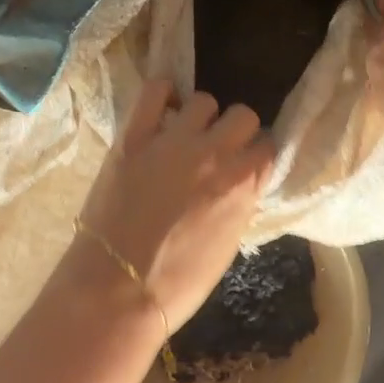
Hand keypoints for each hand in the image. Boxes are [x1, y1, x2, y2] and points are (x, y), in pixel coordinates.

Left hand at [74, 81, 274, 328]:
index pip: (267, 146)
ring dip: (200, 117)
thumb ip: (238, 202)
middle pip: (242, 115)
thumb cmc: (176, 284)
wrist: (116, 291)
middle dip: (235, 130)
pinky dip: (162, 95)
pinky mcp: (133, 135)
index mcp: (242, 184)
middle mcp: (214, 153)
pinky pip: (154, 91)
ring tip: (186, 135)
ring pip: (204, 100)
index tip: (247, 163)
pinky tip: (161, 109)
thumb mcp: (227, 244)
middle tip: (218, 148)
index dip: (257, 154)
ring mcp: (171, 140)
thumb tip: (238, 182)